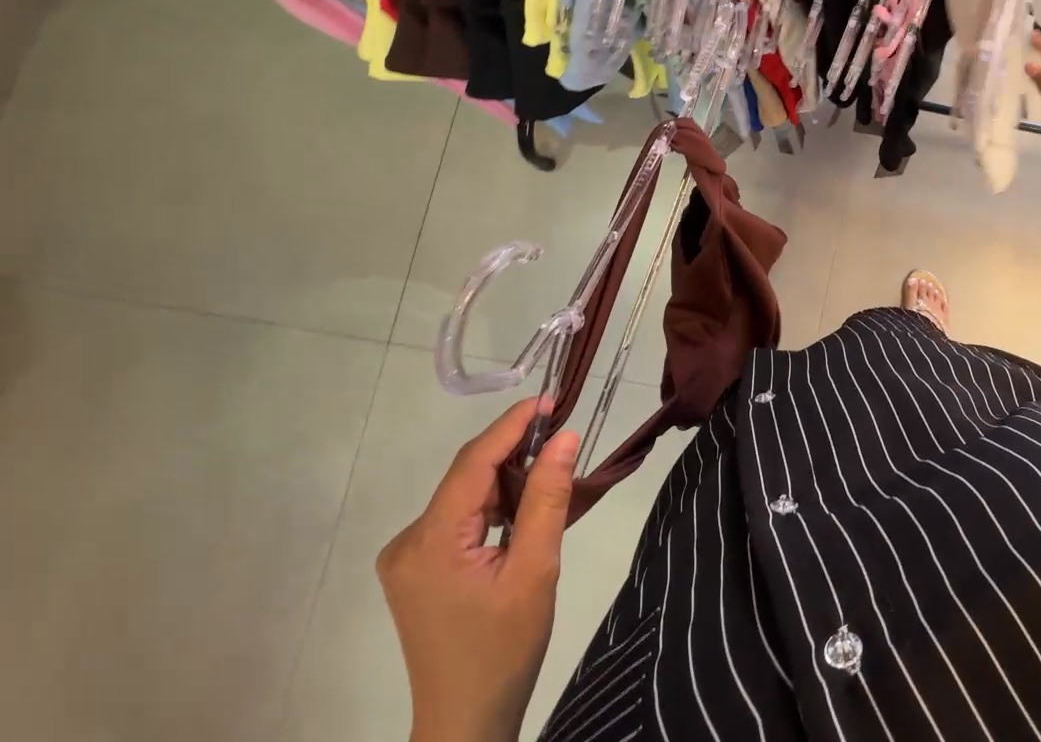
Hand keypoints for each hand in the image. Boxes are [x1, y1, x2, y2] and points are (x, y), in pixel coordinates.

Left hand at [377, 399, 578, 741]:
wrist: (467, 718)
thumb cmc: (505, 648)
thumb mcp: (536, 570)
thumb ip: (546, 499)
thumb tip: (565, 437)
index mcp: (430, 542)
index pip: (472, 464)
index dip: (512, 425)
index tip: (552, 397)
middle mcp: (408, 542)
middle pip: (467, 479)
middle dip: (517, 455)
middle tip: (567, 443)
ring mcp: (409, 557)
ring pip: (467, 499)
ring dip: (510, 485)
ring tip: (555, 485)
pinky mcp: (419, 570)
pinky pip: (462, 521)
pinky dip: (497, 510)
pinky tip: (527, 516)